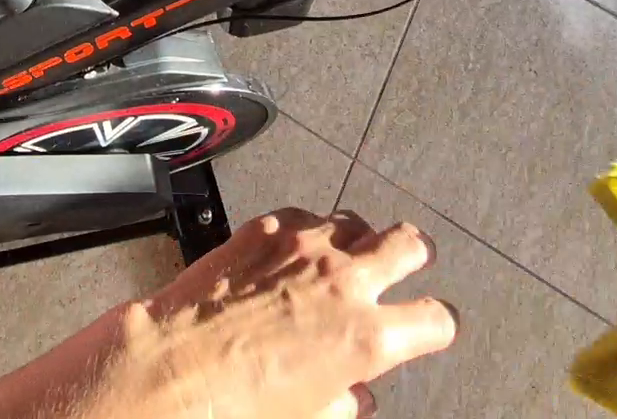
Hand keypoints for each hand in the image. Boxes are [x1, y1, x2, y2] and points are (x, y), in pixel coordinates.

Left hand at [117, 208, 457, 418]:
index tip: (430, 324)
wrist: (179, 364)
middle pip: (408, 244)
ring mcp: (304, 246)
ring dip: (358, 238)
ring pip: (354, 221)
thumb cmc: (241, 405)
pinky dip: (307, 230)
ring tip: (348, 251)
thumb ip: (344, 400)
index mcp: (368, 338)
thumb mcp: (309, 416)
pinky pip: (303, 217)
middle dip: (416, 252)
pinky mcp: (266, 226)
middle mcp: (345, 282)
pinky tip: (294, 247)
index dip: (437, 324)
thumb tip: (355, 393)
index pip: (435, 319)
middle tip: (411, 257)